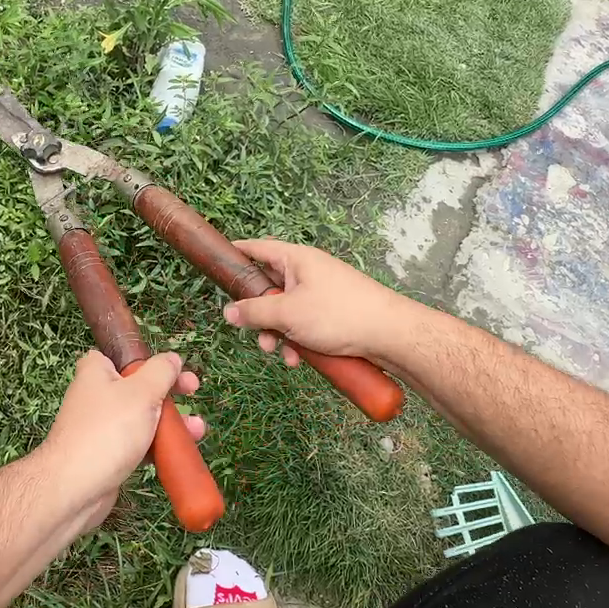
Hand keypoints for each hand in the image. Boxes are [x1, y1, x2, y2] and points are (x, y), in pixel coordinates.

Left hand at [35, 350, 203, 526]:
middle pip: (139, 388)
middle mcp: (96, 395)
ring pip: (142, 418)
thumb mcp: (141, 392)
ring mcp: (101, 427)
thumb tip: (172, 358)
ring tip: (197, 430)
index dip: (151, 362)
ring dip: (170, 423)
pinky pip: (137, 444)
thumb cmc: (108, 431)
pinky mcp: (107, 455)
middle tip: (192, 393)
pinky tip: (178, 453)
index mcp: (97, 372)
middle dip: (169, 394)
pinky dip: (157, 446)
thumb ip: (161, 371)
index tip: (175, 370)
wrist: (75, 488)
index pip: (124, 357)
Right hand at [222, 238, 426, 367]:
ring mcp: (320, 292)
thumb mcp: (288, 313)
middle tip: (255, 334)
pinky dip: (297, 340)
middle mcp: (307, 271)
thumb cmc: (338, 314)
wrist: (391, 334)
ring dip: (277, 333)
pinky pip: (303, 324)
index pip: (257, 248)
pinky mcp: (331, 313)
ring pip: (285, 311)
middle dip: (258, 314)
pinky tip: (300, 359)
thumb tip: (228, 312)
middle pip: (268, 287)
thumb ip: (254, 312)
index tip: (217, 264)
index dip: (235, 255)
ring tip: (281, 353)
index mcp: (296, 259)